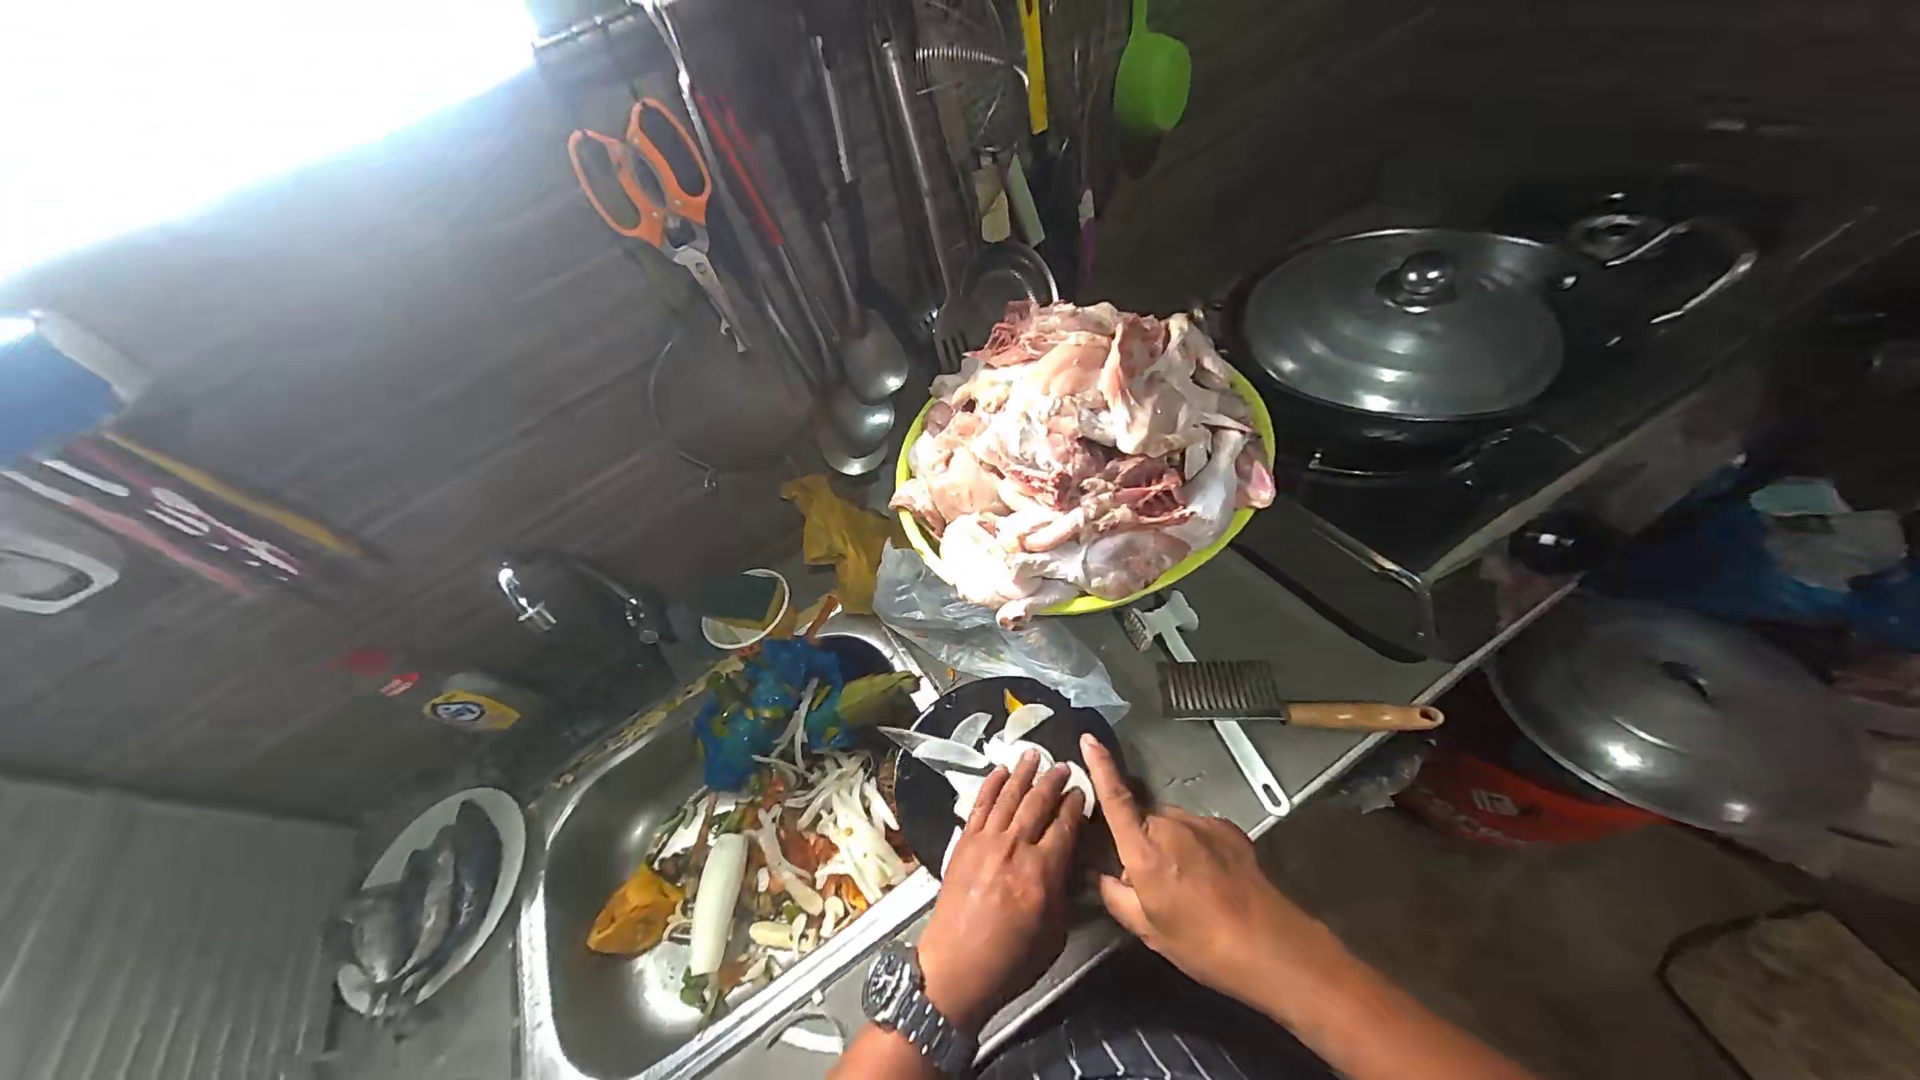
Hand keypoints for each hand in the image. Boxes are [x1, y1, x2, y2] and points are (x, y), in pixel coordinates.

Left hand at [916, 748, 1086, 1032]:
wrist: (956, 968)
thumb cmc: (1010, 960)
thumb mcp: (1053, 933)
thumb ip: (1062, 891)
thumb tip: (1067, 862)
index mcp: (1041, 872)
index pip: (1064, 826)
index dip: (1075, 805)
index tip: (1081, 791)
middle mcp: (1014, 848)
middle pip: (1037, 803)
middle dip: (1053, 782)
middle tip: (1063, 767)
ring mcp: (986, 841)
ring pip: (1008, 796)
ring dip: (1023, 773)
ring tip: (1034, 755)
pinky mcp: (965, 843)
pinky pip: (980, 805)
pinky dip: (990, 785)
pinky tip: (1000, 771)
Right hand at [1080, 733, 1344, 1008]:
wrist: (1273, 947)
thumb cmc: (1203, 945)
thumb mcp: (1149, 931)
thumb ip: (1116, 897)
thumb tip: (1103, 877)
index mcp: (1144, 849)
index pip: (1115, 798)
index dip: (1099, 766)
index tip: (1089, 739)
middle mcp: (1171, 826)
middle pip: (1143, 820)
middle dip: (1141, 842)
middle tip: (1154, 883)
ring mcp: (1202, 824)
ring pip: (1171, 826)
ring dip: (1169, 845)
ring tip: (1188, 886)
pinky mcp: (1228, 828)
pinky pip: (1197, 830)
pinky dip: (1195, 847)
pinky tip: (1210, 878)